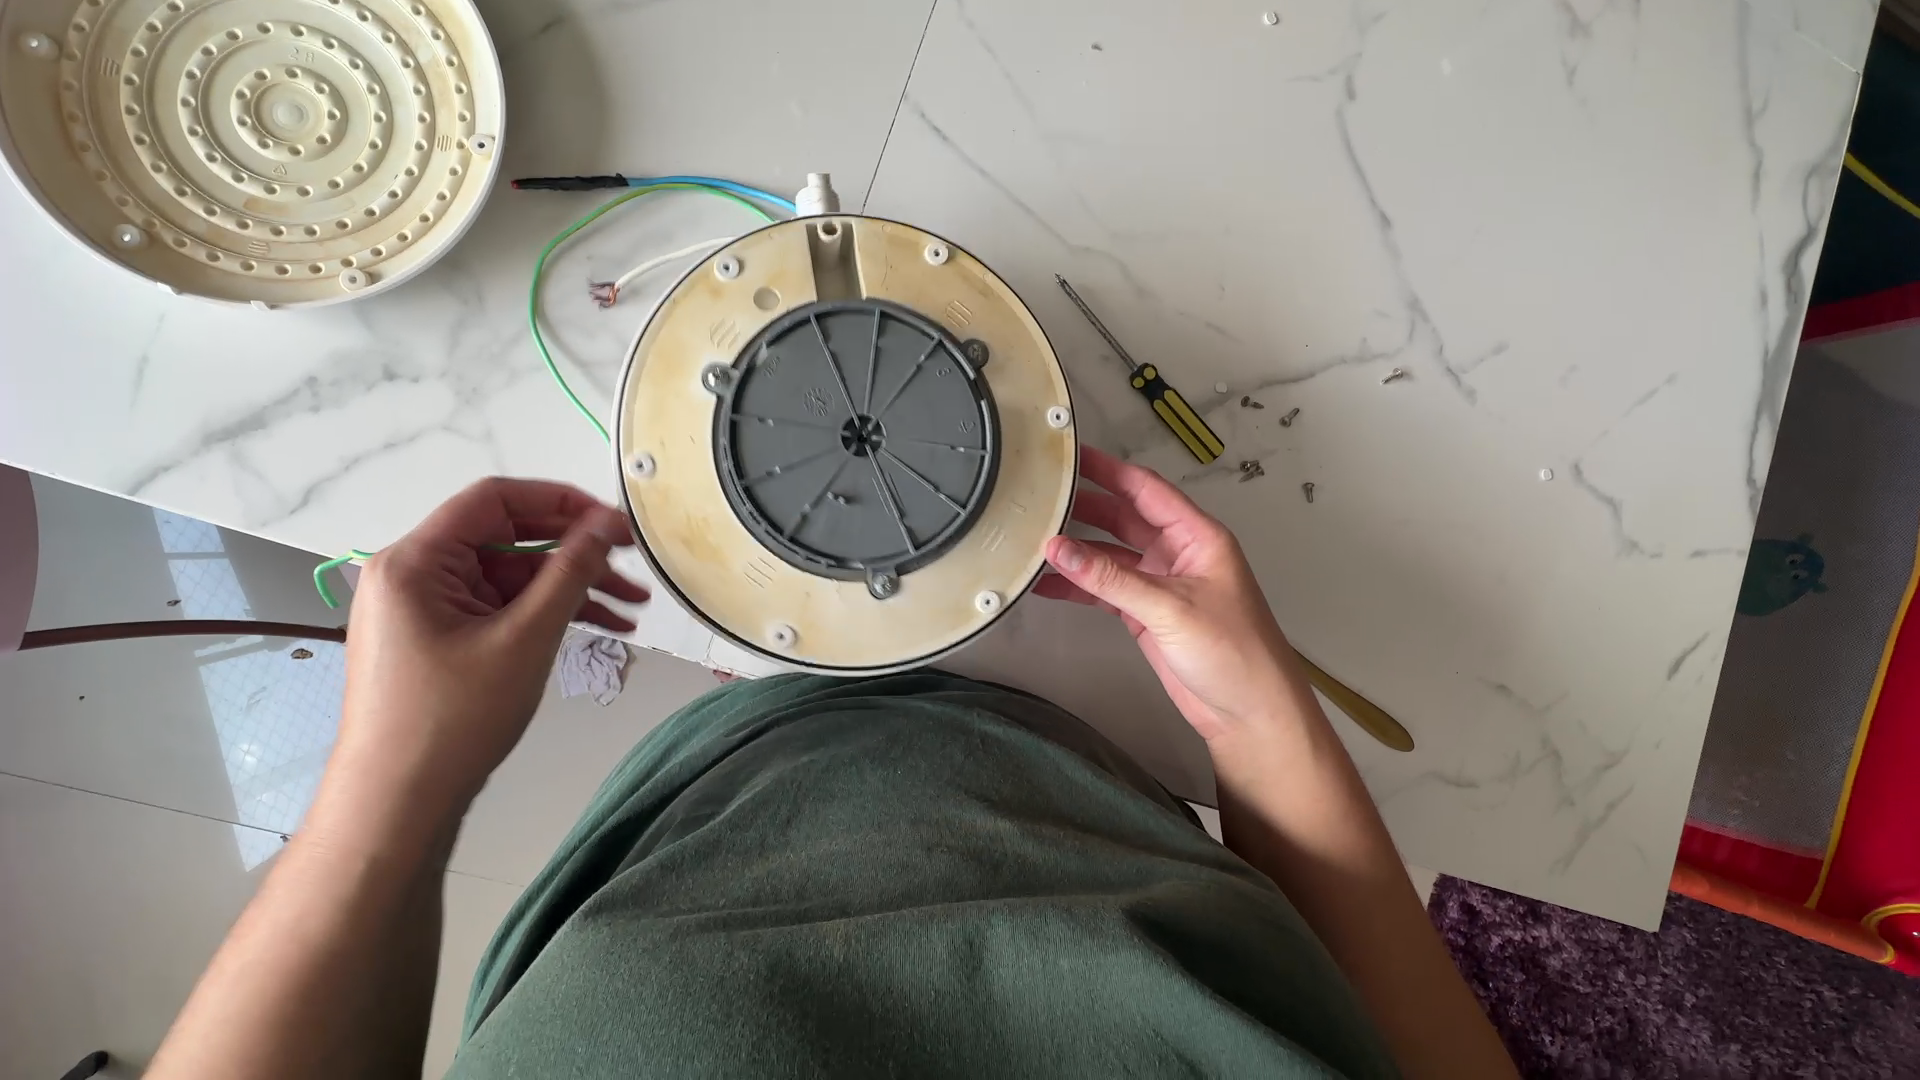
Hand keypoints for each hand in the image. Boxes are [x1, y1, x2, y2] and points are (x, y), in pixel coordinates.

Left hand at [335, 479, 648, 810]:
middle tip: (635, 564)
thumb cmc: (455, 717)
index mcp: (417, 561)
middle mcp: (417, 574)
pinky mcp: (445, 636)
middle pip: (510, 538)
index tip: (614, 523)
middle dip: (577, 551)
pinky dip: (551, 612)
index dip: (560, 502)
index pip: (495, 499)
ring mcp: (430, 607)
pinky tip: (604, 627)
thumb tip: (606, 523)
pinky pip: (506, 607)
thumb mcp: (525, 637)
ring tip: (634, 608)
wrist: (399, 803)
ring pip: (515, 576)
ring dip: (575, 586)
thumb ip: (569, 572)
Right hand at [1035, 447, 1300, 742]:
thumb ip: (1111, 578)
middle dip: (1085, 507)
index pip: (1146, 490)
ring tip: (1034, 539)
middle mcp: (1177, 553)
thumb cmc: (1231, 651)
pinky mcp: (1146, 615)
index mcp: (1197, 536)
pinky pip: (1106, 590)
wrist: (1248, 713)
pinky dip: (1079, 586)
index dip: (1109, 470)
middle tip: (1042, 496)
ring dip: (1077, 550)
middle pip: (1124, 518)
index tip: (1072, 456)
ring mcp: (1160, 584)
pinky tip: (1048, 584)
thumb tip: (1057, 549)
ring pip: (1110, 554)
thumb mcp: (1169, 608)